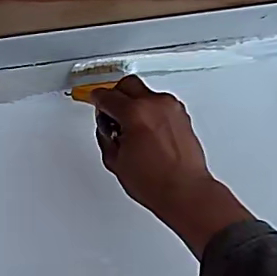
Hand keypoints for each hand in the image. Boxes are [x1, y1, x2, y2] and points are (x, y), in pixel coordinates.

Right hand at [89, 75, 252, 255]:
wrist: (183, 190)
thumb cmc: (155, 181)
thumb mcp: (115, 160)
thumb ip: (106, 136)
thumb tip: (107, 128)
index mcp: (135, 113)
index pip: (107, 96)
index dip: (96, 99)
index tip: (93, 100)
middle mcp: (156, 105)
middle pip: (128, 85)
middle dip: (115, 95)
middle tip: (108, 111)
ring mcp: (172, 109)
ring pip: (145, 93)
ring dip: (134, 103)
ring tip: (127, 126)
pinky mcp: (182, 116)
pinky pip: (160, 104)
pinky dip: (149, 110)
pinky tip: (143, 129)